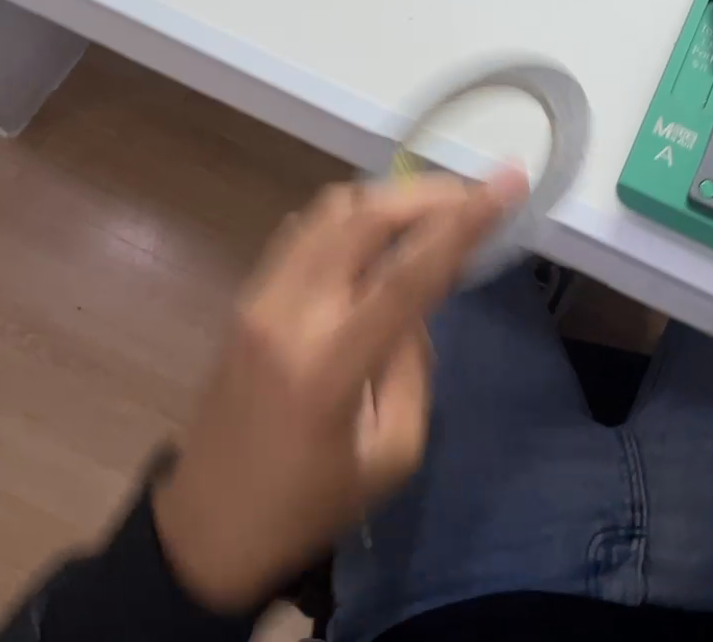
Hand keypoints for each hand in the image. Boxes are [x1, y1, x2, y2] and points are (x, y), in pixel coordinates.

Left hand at [152, 170, 526, 610]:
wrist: (204, 530)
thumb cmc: (309, 505)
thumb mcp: (392, 453)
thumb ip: (413, 365)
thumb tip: (416, 304)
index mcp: (329, 365)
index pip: (409, 273)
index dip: (465, 222)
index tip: (508, 182)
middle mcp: (289, 313)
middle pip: (365, 217)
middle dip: (429, 194)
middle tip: (475, 194)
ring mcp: (259, 297)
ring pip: (331, 210)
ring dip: (389, 198)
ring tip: (433, 210)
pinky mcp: (246, 296)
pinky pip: (306, 230)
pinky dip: (352, 217)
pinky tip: (379, 235)